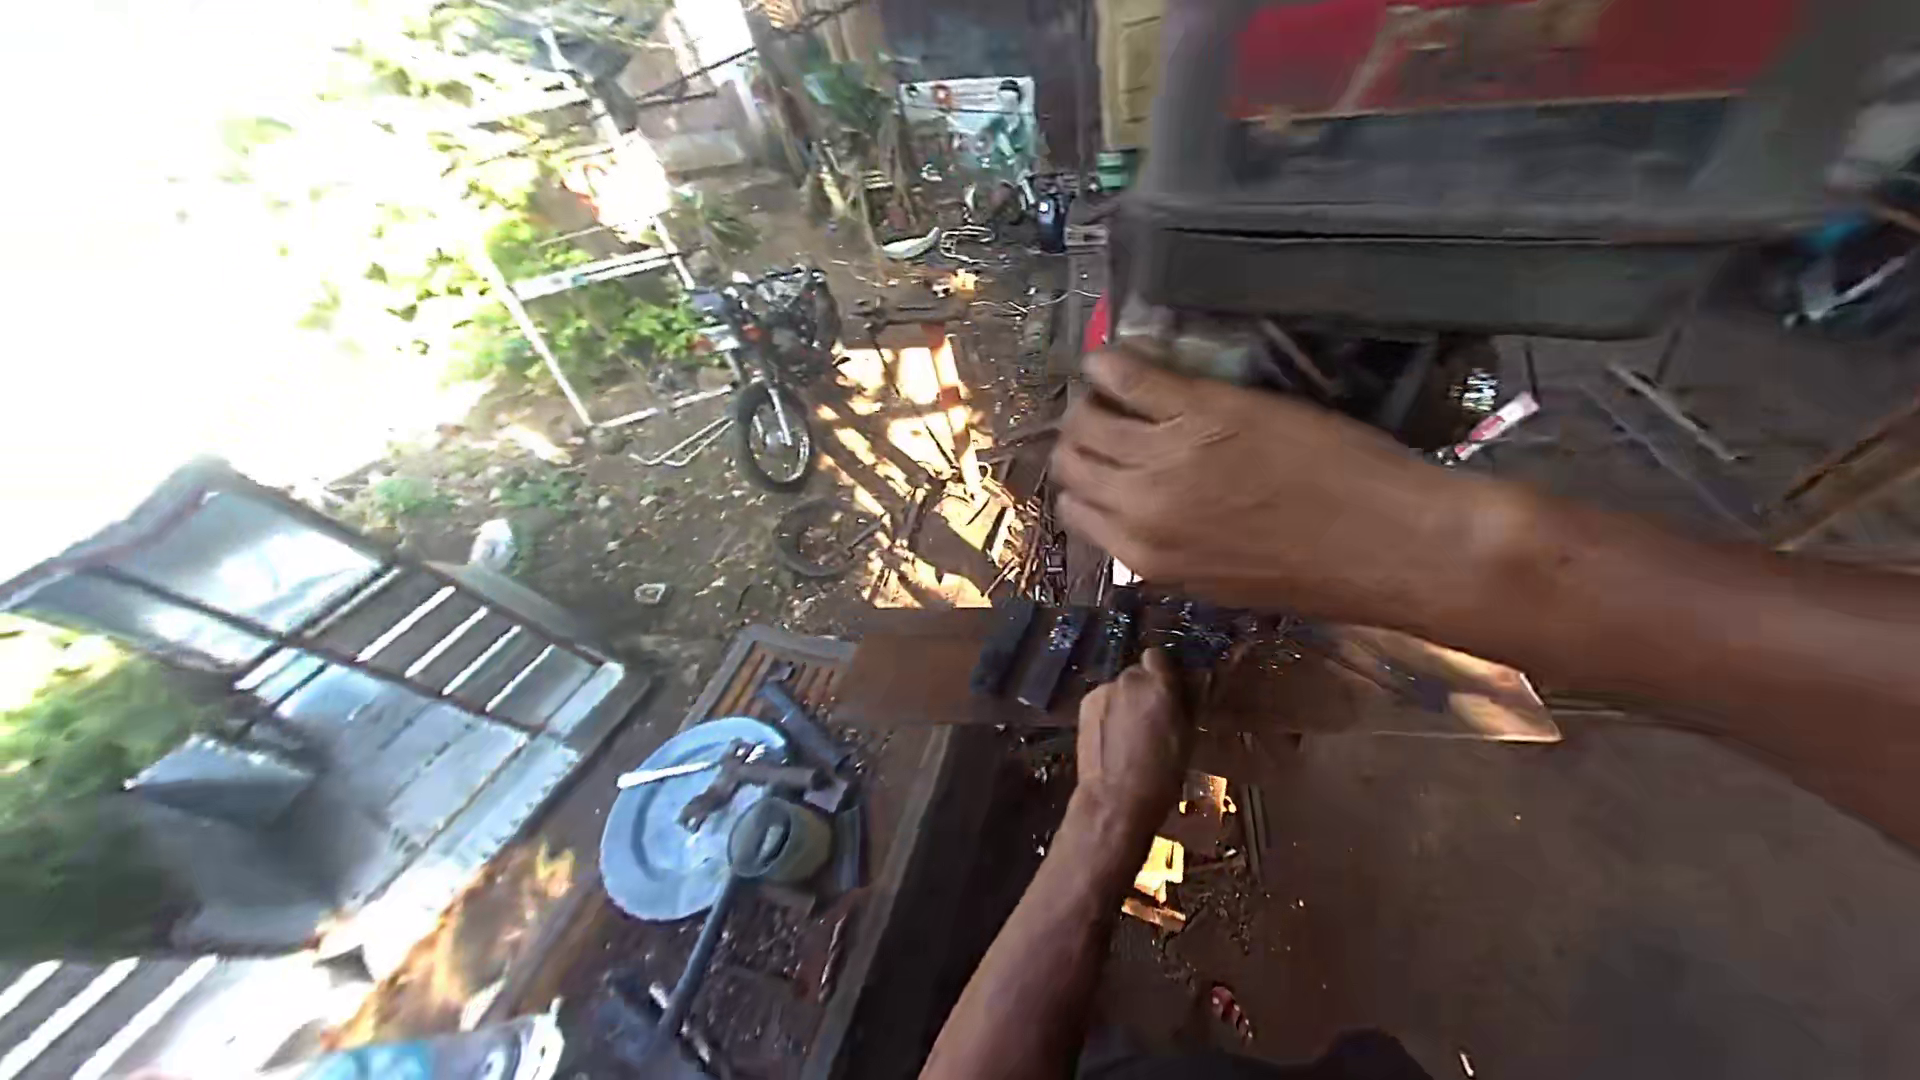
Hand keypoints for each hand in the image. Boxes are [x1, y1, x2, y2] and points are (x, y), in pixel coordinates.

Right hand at [1051, 345, 1521, 626]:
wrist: (1390, 544)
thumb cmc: (1310, 573)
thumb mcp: (1215, 586)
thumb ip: (1162, 555)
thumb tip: (1132, 523)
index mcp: (1142, 556)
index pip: (1073, 511)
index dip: (1078, 485)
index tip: (1094, 469)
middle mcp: (1138, 505)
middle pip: (1071, 461)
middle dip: (1075, 443)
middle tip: (1095, 426)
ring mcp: (1165, 454)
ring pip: (1087, 420)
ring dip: (1087, 405)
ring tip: (1102, 393)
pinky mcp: (1200, 408)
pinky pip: (1128, 378)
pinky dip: (1108, 366)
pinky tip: (1107, 360)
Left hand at [1075, 648, 1187, 835]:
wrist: (1116, 796)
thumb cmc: (1162, 773)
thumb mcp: (1185, 736)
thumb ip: (1182, 704)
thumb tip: (1182, 689)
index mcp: (1159, 685)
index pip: (1158, 656)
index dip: (1162, 671)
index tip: (1167, 687)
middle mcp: (1129, 680)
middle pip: (1137, 672)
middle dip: (1144, 688)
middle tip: (1150, 714)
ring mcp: (1104, 690)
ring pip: (1118, 687)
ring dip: (1125, 700)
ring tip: (1128, 731)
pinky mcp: (1085, 703)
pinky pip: (1103, 700)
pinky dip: (1108, 711)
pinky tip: (1111, 736)